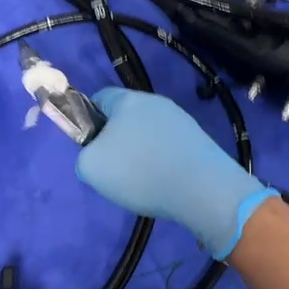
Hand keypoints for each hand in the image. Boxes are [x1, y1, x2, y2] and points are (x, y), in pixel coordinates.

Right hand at [76, 88, 277, 258]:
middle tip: (115, 170)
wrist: (203, 190)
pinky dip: (162, 163)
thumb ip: (85, 154)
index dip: (88, 121)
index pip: (99, 98)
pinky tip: (164, 183)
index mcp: (127, 99)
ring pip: (147, 135)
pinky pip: (168, 148)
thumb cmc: (139, 171)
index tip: (91, 148)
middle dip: (116, 141)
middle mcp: (156, 102)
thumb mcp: (90, 166)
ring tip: (142, 182)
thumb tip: (98, 154)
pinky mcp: (199, 139)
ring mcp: (181, 120)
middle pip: (125, 118)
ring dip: (141, 154)